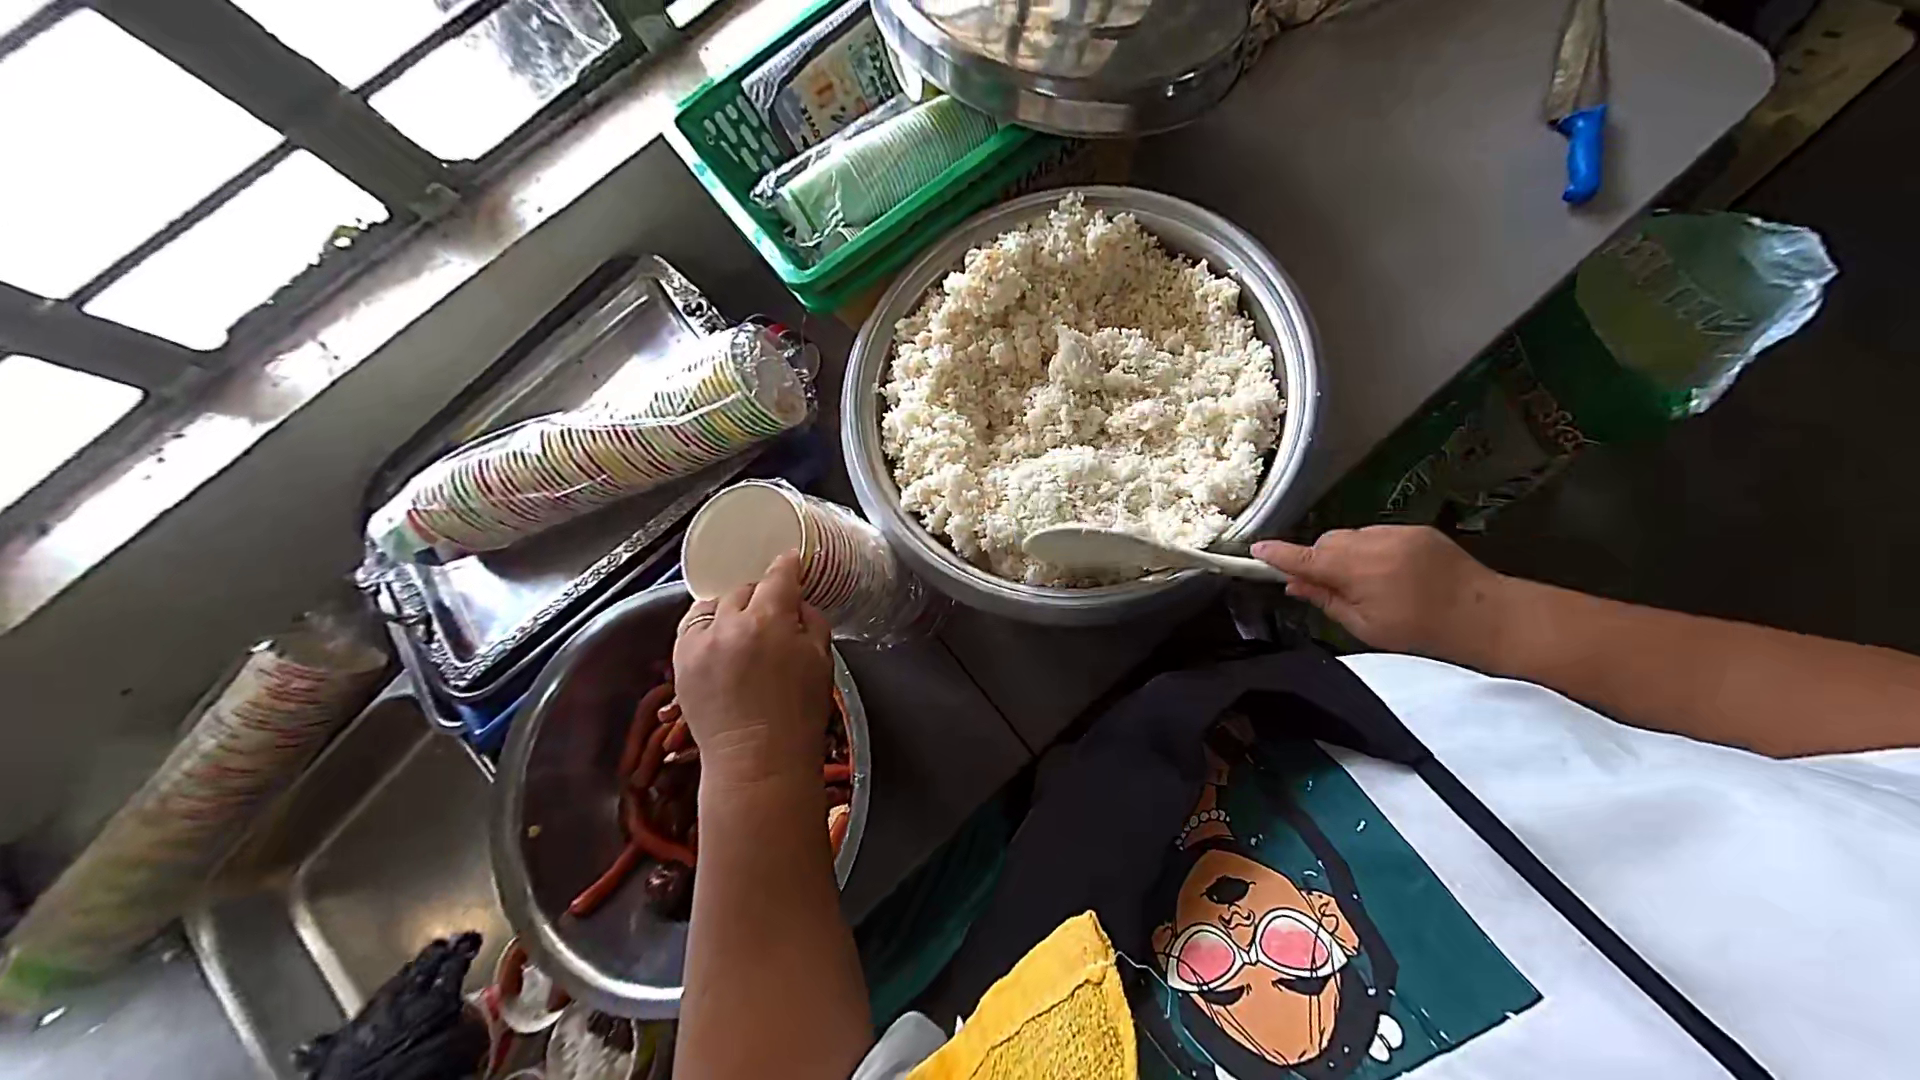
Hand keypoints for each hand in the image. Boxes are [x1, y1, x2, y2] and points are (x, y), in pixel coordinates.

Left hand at [672, 551, 832, 786]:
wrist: (758, 759)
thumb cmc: (798, 714)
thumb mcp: (822, 660)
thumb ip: (813, 621)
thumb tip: (799, 604)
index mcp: (770, 621)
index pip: (778, 576)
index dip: (787, 565)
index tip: (790, 561)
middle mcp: (730, 624)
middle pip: (745, 588)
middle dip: (761, 593)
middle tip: (773, 609)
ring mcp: (700, 642)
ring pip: (716, 604)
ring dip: (732, 608)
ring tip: (744, 624)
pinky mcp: (680, 661)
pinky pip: (693, 625)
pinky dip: (708, 624)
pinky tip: (721, 637)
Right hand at [1252, 526, 1511, 657]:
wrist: (1489, 617)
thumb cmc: (1422, 632)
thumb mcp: (1364, 627)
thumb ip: (1324, 600)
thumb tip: (1293, 584)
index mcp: (1358, 571)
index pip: (1305, 558)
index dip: (1278, 554)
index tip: (1256, 550)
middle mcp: (1374, 544)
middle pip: (1326, 542)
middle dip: (1318, 559)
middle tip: (1324, 585)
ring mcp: (1396, 533)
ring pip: (1348, 537)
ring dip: (1343, 554)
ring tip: (1364, 581)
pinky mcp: (1415, 529)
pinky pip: (1375, 535)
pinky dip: (1369, 549)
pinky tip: (1388, 572)